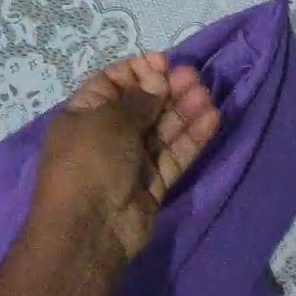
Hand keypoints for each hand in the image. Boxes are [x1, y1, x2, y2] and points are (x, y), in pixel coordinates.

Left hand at [33, 52, 221, 263]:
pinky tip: (211, 118)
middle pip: (142, 105)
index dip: (139, 71)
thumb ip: (139, 99)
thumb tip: (157, 79)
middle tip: (193, 78)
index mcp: (84, 114)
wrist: (89, 232)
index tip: (164, 63)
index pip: (113, 83)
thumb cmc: (90, 162)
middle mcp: (107, 135)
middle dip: (167, 90)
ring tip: (205, 95)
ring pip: (162, 129)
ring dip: (184, 111)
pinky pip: (173, 155)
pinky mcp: (152, 184)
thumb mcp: (110, 121)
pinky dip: (191, 137)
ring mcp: (131, 161)